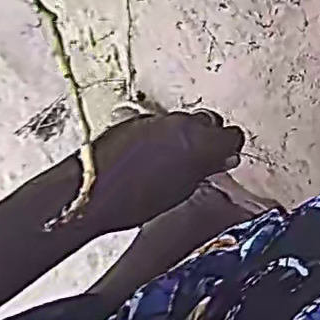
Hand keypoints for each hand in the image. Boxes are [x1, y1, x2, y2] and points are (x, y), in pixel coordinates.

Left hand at [56, 110, 245, 235]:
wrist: (87, 194)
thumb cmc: (135, 200)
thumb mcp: (182, 189)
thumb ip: (207, 168)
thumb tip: (224, 159)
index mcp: (202, 141)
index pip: (232, 135)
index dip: (230, 147)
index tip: (225, 157)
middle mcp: (184, 124)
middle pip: (210, 122)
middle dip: (209, 136)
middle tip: (202, 157)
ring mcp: (159, 120)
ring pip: (185, 121)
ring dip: (185, 135)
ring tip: (174, 159)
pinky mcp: (137, 120)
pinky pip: (161, 124)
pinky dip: (162, 135)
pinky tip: (152, 156)